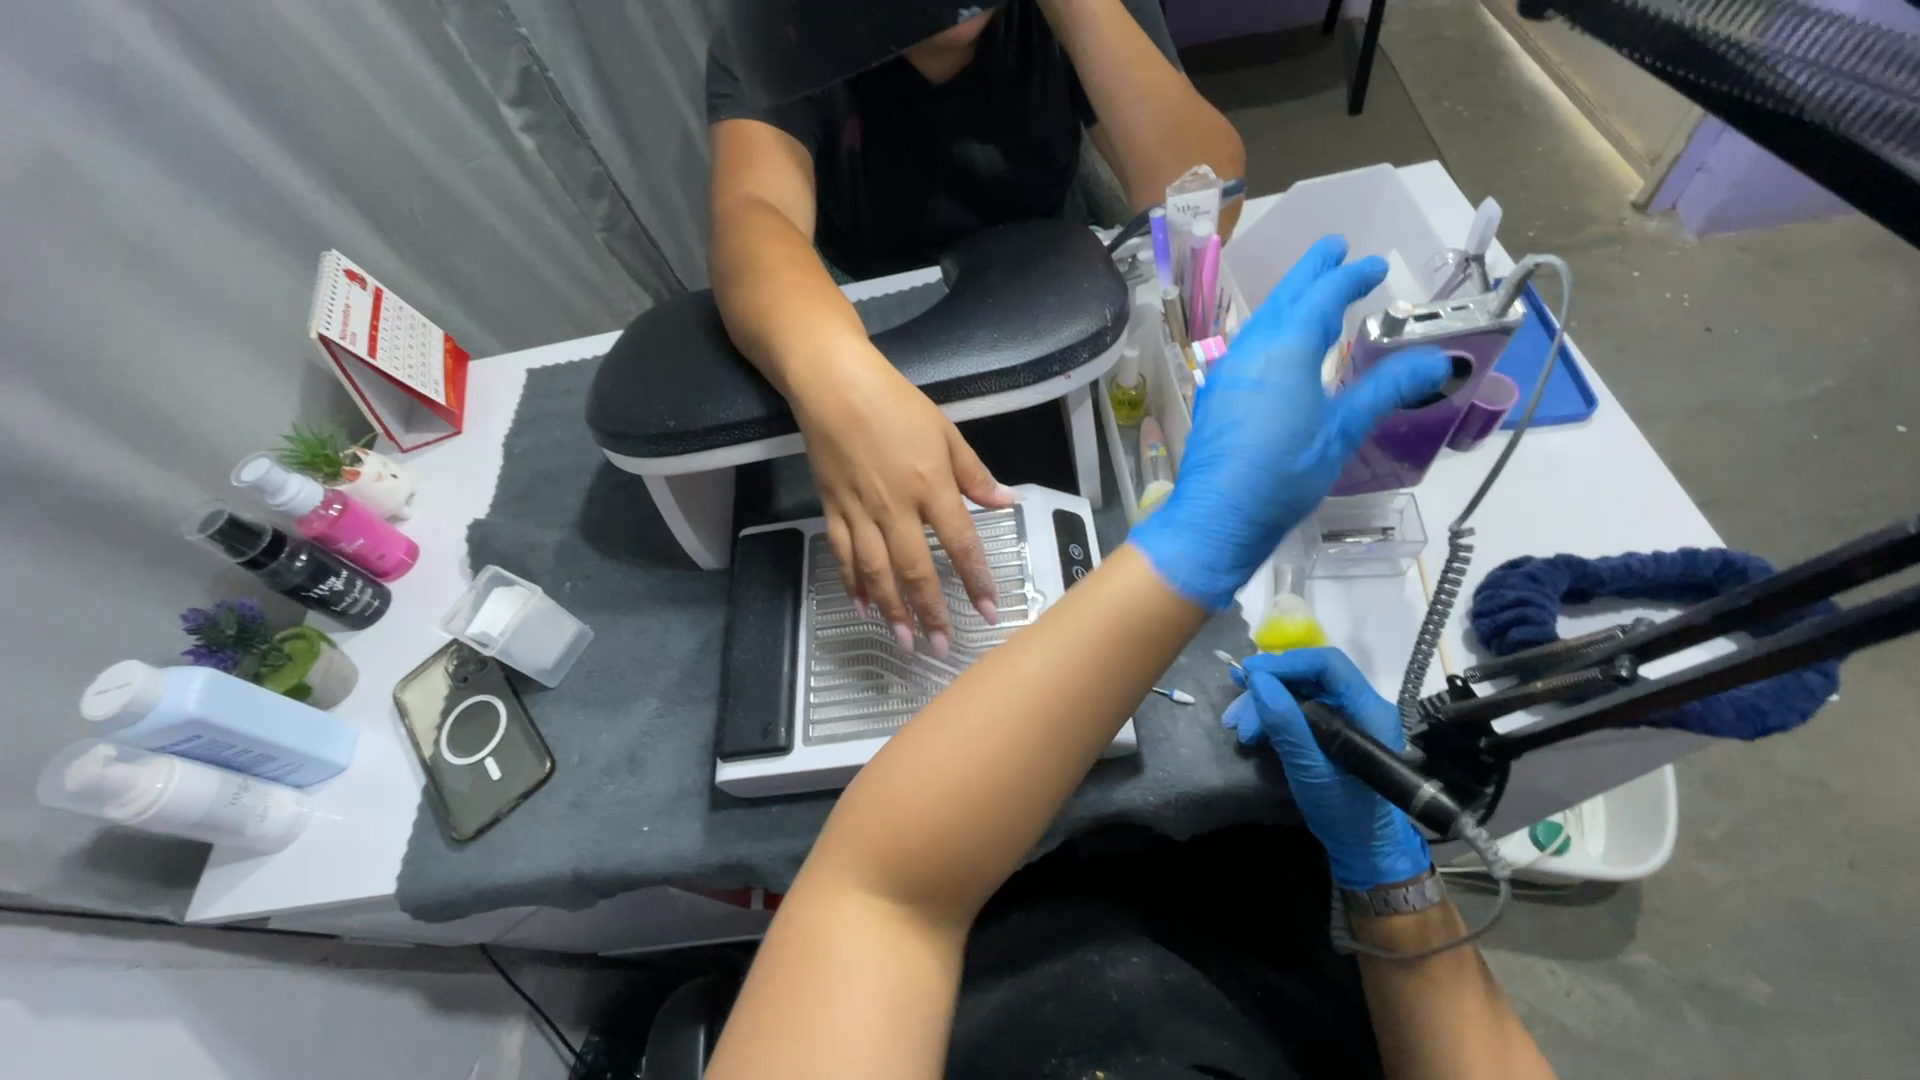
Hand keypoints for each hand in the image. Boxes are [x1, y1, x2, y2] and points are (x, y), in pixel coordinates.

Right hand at [791, 351, 1019, 656]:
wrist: (833, 384)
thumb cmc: (896, 403)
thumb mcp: (945, 431)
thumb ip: (974, 474)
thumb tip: (1008, 503)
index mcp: (931, 485)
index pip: (960, 544)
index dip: (977, 581)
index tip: (989, 612)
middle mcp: (896, 507)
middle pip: (915, 570)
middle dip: (930, 612)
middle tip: (941, 647)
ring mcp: (859, 511)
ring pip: (876, 572)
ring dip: (892, 610)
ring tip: (904, 642)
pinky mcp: (831, 509)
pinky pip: (842, 555)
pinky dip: (852, 584)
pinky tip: (862, 608)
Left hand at [1127, 236, 1449, 610]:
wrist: (1215, 516)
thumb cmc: (1283, 474)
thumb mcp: (1341, 432)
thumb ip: (1384, 391)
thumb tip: (1437, 360)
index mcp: (1285, 349)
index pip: (1322, 297)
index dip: (1349, 278)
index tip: (1372, 265)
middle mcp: (1252, 351)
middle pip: (1285, 299)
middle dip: (1311, 272)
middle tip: (1333, 248)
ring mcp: (1229, 373)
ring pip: (1263, 322)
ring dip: (1289, 301)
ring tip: (1311, 293)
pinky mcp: (1219, 396)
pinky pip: (1250, 347)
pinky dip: (1273, 331)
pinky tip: (1281, 346)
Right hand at [1223, 648, 1430, 889]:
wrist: (1362, 846)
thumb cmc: (1344, 812)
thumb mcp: (1311, 771)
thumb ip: (1288, 725)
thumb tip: (1257, 681)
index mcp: (1368, 710)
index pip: (1328, 665)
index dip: (1287, 663)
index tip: (1249, 674)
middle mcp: (1359, 704)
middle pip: (1307, 677)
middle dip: (1267, 691)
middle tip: (1237, 717)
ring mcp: (1344, 715)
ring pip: (1296, 691)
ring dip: (1263, 706)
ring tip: (1240, 730)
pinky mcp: (1330, 727)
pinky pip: (1296, 708)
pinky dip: (1270, 715)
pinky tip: (1252, 732)